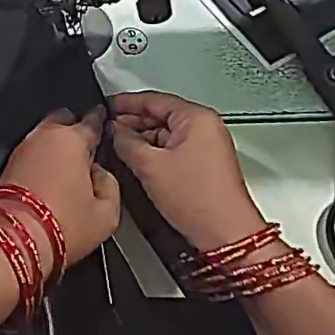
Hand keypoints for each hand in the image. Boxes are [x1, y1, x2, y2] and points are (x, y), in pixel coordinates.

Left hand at [0, 108, 120, 271]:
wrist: (15, 239)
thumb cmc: (59, 226)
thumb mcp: (107, 213)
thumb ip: (111, 185)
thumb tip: (101, 176)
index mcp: (72, 140)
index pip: (91, 121)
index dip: (99, 120)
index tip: (102, 118)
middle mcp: (44, 138)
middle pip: (62, 120)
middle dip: (74, 127)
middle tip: (86, 145)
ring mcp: (23, 150)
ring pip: (44, 136)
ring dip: (56, 146)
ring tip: (69, 166)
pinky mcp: (8, 166)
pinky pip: (31, 154)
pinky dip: (42, 160)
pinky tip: (50, 178)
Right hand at [110, 90, 266, 250]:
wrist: (226, 234)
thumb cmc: (201, 201)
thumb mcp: (149, 165)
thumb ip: (125, 141)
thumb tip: (114, 131)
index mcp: (197, 118)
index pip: (153, 99)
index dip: (125, 103)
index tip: (107, 106)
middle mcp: (205, 127)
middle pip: (159, 115)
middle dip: (132, 122)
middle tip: (108, 129)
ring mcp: (205, 146)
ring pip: (164, 133)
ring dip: (141, 140)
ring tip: (118, 147)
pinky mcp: (203, 163)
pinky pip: (172, 149)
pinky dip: (153, 153)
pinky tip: (137, 161)